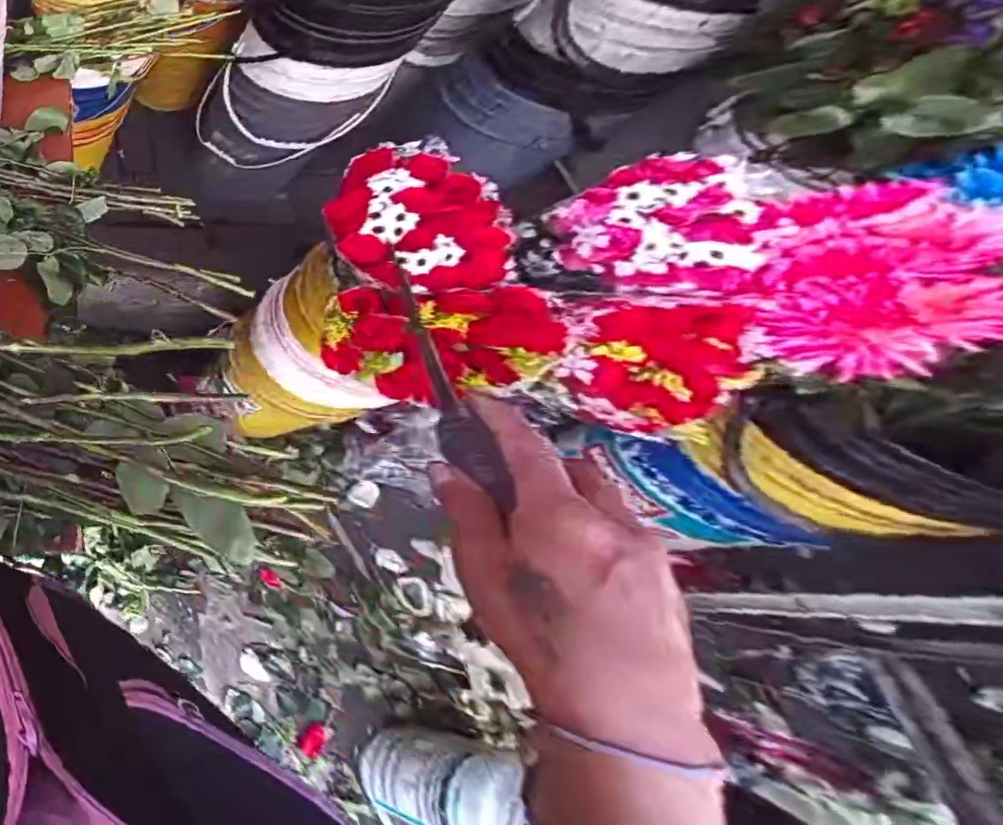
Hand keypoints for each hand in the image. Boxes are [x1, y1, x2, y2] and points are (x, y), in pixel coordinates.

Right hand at [433, 398, 716, 763]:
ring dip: (571, 497)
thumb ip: (468, 513)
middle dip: (540, 467)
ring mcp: (646, 546)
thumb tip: (446, 469)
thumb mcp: (483, 573)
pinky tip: (580, 567)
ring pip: (603, 498)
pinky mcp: (667, 575)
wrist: (627, 712)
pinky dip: (596, 526)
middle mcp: (609, 518)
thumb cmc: (540, 636)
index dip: (501, 419)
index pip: (527, 447)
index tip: (480, 402)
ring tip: (546, 534)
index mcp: (558, 514)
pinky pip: (624, 528)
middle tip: (509, 491)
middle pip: (572, 468)